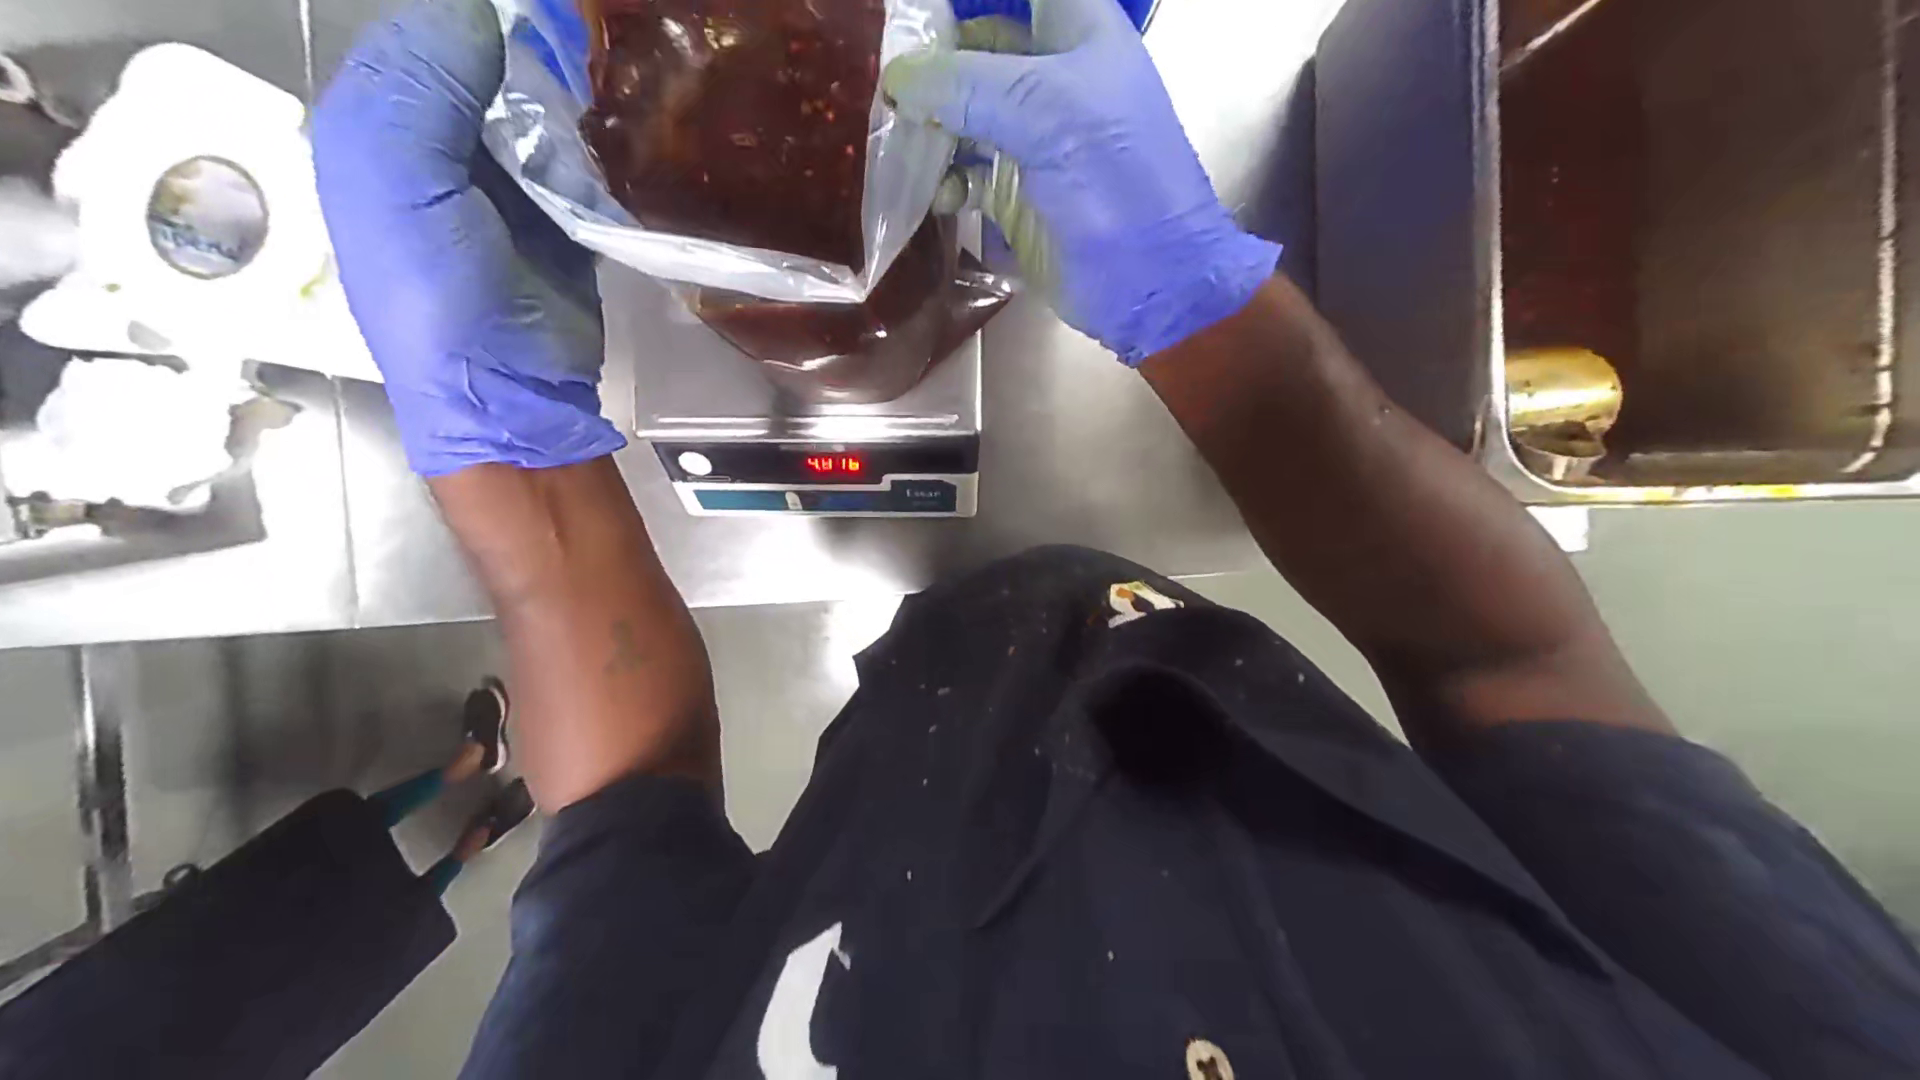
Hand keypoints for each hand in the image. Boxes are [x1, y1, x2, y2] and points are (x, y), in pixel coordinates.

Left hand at [311, 0, 624, 476]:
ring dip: (570, 106)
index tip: (541, 14)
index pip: (422, 40)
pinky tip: (617, 141)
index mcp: (378, 130)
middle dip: (531, 58)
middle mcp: (441, 154)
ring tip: (607, 85)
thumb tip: (476, 10)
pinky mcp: (562, 228)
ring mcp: (507, 194)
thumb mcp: (399, 179)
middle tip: (583, 44)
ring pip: (537, 121)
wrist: (511, 390)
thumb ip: (422, 85)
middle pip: (486, 76)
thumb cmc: (439, 291)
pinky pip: (577, 171)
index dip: (472, 18)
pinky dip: (596, 154)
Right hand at [884, 0, 1280, 365]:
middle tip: (894, 87)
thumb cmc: (1115, 182)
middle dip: (937, 68)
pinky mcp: (1019, 197)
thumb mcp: (1046, 113)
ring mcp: (1034, 144)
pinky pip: (969, 177)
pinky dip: (950, 184)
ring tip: (908, 147)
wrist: (1147, 281)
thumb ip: (968, 86)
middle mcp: (1052, 81)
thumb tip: (899, 78)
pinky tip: (944, 198)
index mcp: (1076, 32)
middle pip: (980, 52)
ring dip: (935, 130)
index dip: (969, 7)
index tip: (920, 21)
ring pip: (967, 117)